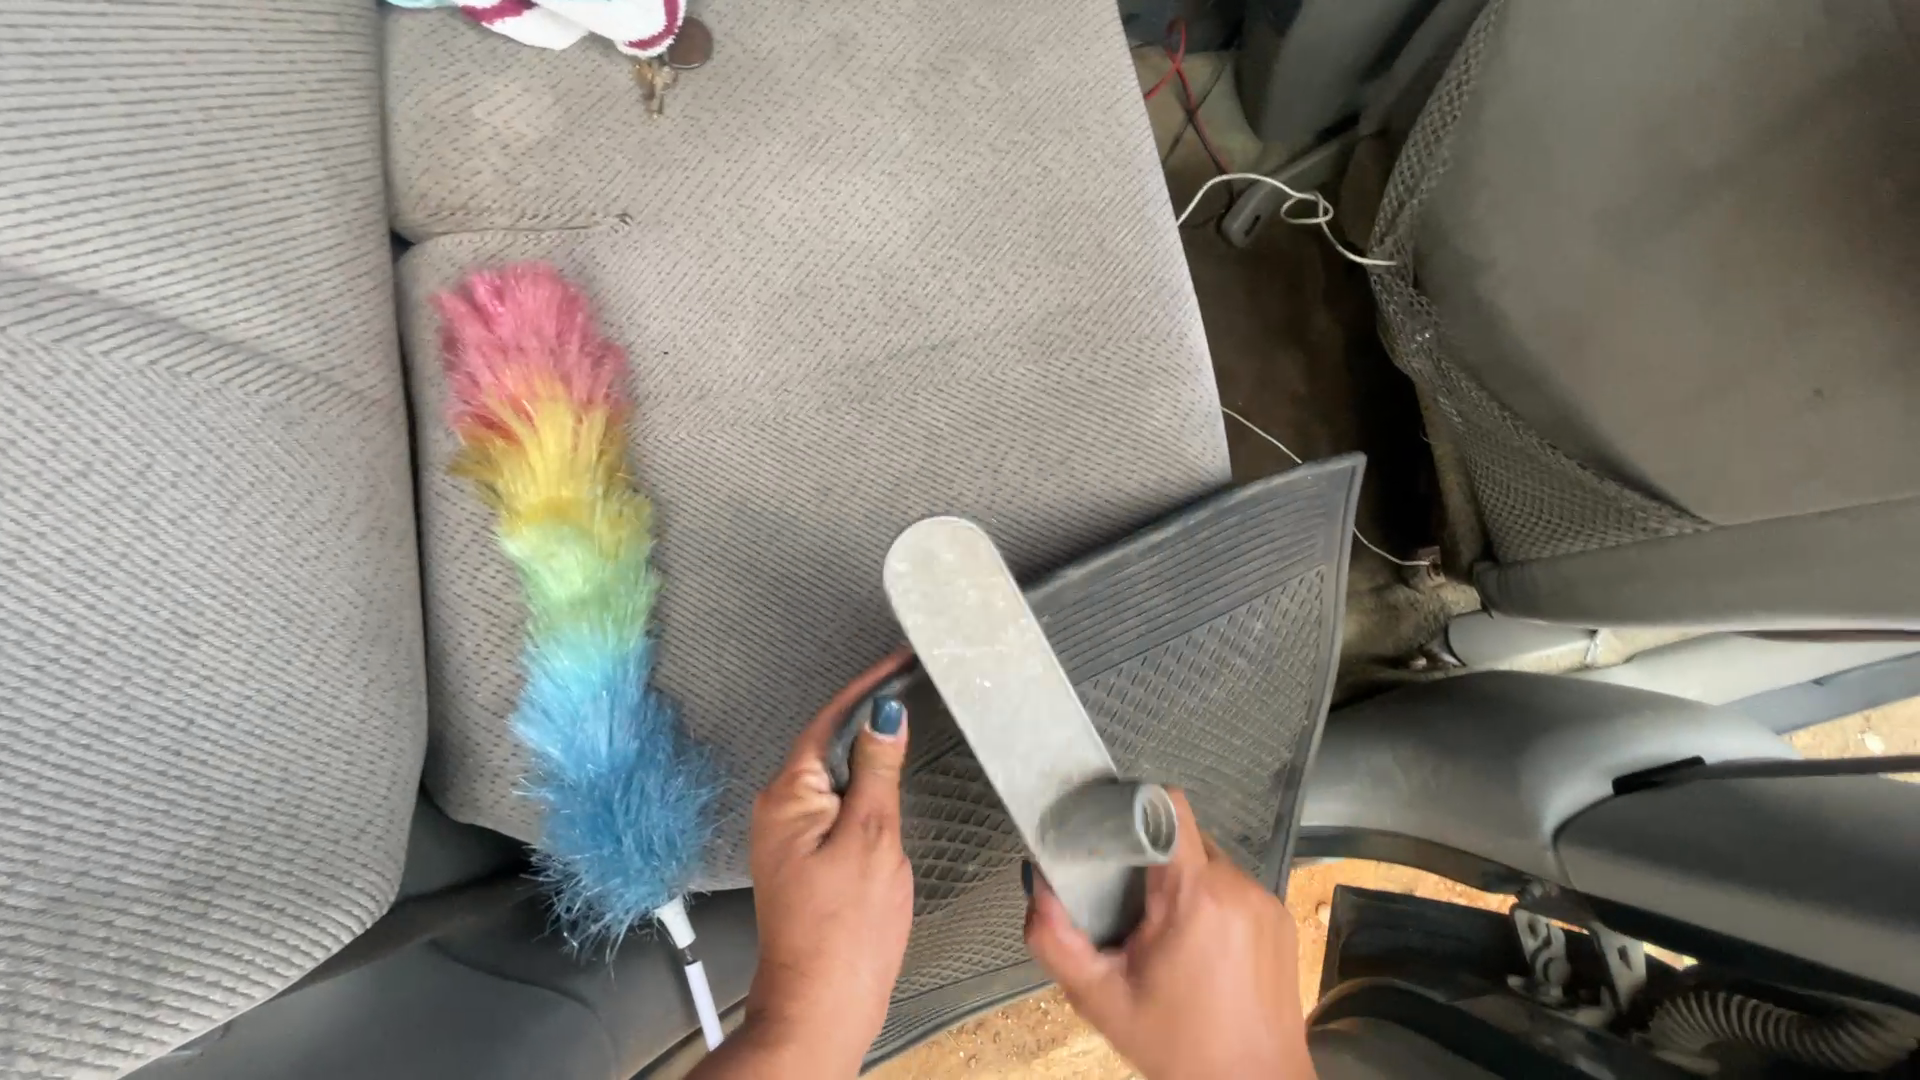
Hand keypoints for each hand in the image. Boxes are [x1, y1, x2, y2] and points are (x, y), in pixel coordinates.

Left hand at [692, 649, 915, 1078]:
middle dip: (870, 716)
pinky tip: (888, 781)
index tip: (900, 661)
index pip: (831, 719)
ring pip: (836, 773)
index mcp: (788, 795)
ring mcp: (790, 833)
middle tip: (912, 684)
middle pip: (830, 742)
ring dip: (870, 751)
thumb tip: (886, 713)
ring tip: (907, 725)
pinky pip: (837, 801)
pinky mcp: (805, 853)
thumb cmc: (845, 931)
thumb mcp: (872, 836)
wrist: (821, 1007)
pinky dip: (865, 784)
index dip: (869, 687)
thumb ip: (878, 768)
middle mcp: (780, 807)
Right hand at [1024, 790, 1315, 1079]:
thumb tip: (1038, 884)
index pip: (1168, 807)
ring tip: (1162, 928)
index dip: (1133, 807)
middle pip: (1182, 835)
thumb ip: (1055, 941)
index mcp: (1195, 894)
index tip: (1108, 833)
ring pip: (1208, 860)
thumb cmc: (1180, 1048)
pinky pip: (1234, 885)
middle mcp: (1237, 885)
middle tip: (1128, 900)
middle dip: (1151, 856)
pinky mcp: (1282, 916)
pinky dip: (1210, 901)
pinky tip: (1199, 945)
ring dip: (1181, 880)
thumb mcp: (1101, 1001)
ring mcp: (1265, 899)